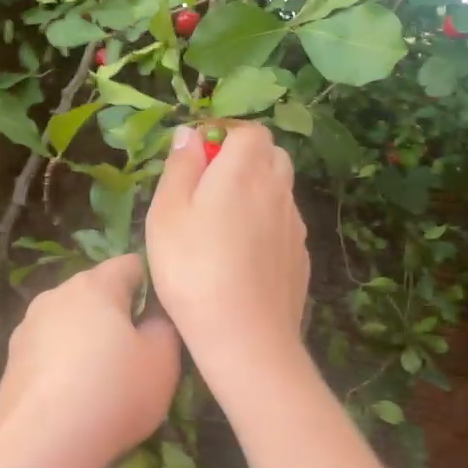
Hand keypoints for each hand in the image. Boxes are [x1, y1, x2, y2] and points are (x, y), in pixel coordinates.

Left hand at [0, 254, 181, 467]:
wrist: (42, 445)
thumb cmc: (113, 392)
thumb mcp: (162, 361)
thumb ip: (164, 329)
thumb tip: (153, 320)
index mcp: (94, 285)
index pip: (130, 265)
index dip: (152, 286)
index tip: (163, 319)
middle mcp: (54, 297)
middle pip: (95, 294)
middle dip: (117, 316)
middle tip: (138, 354)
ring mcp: (26, 331)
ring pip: (68, 325)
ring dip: (87, 342)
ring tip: (104, 382)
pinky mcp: (10, 366)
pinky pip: (48, 356)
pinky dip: (64, 369)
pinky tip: (75, 402)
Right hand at [146, 122, 310, 377]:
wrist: (246, 337)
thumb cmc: (193, 269)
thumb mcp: (167, 214)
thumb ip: (180, 167)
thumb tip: (190, 134)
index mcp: (245, 169)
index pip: (249, 130)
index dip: (224, 136)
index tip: (197, 161)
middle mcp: (278, 188)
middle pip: (270, 155)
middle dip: (243, 160)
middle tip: (208, 190)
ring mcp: (295, 224)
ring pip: (279, 190)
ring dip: (255, 193)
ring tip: (222, 226)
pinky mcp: (300, 255)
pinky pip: (283, 224)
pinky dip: (265, 226)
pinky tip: (241, 258)